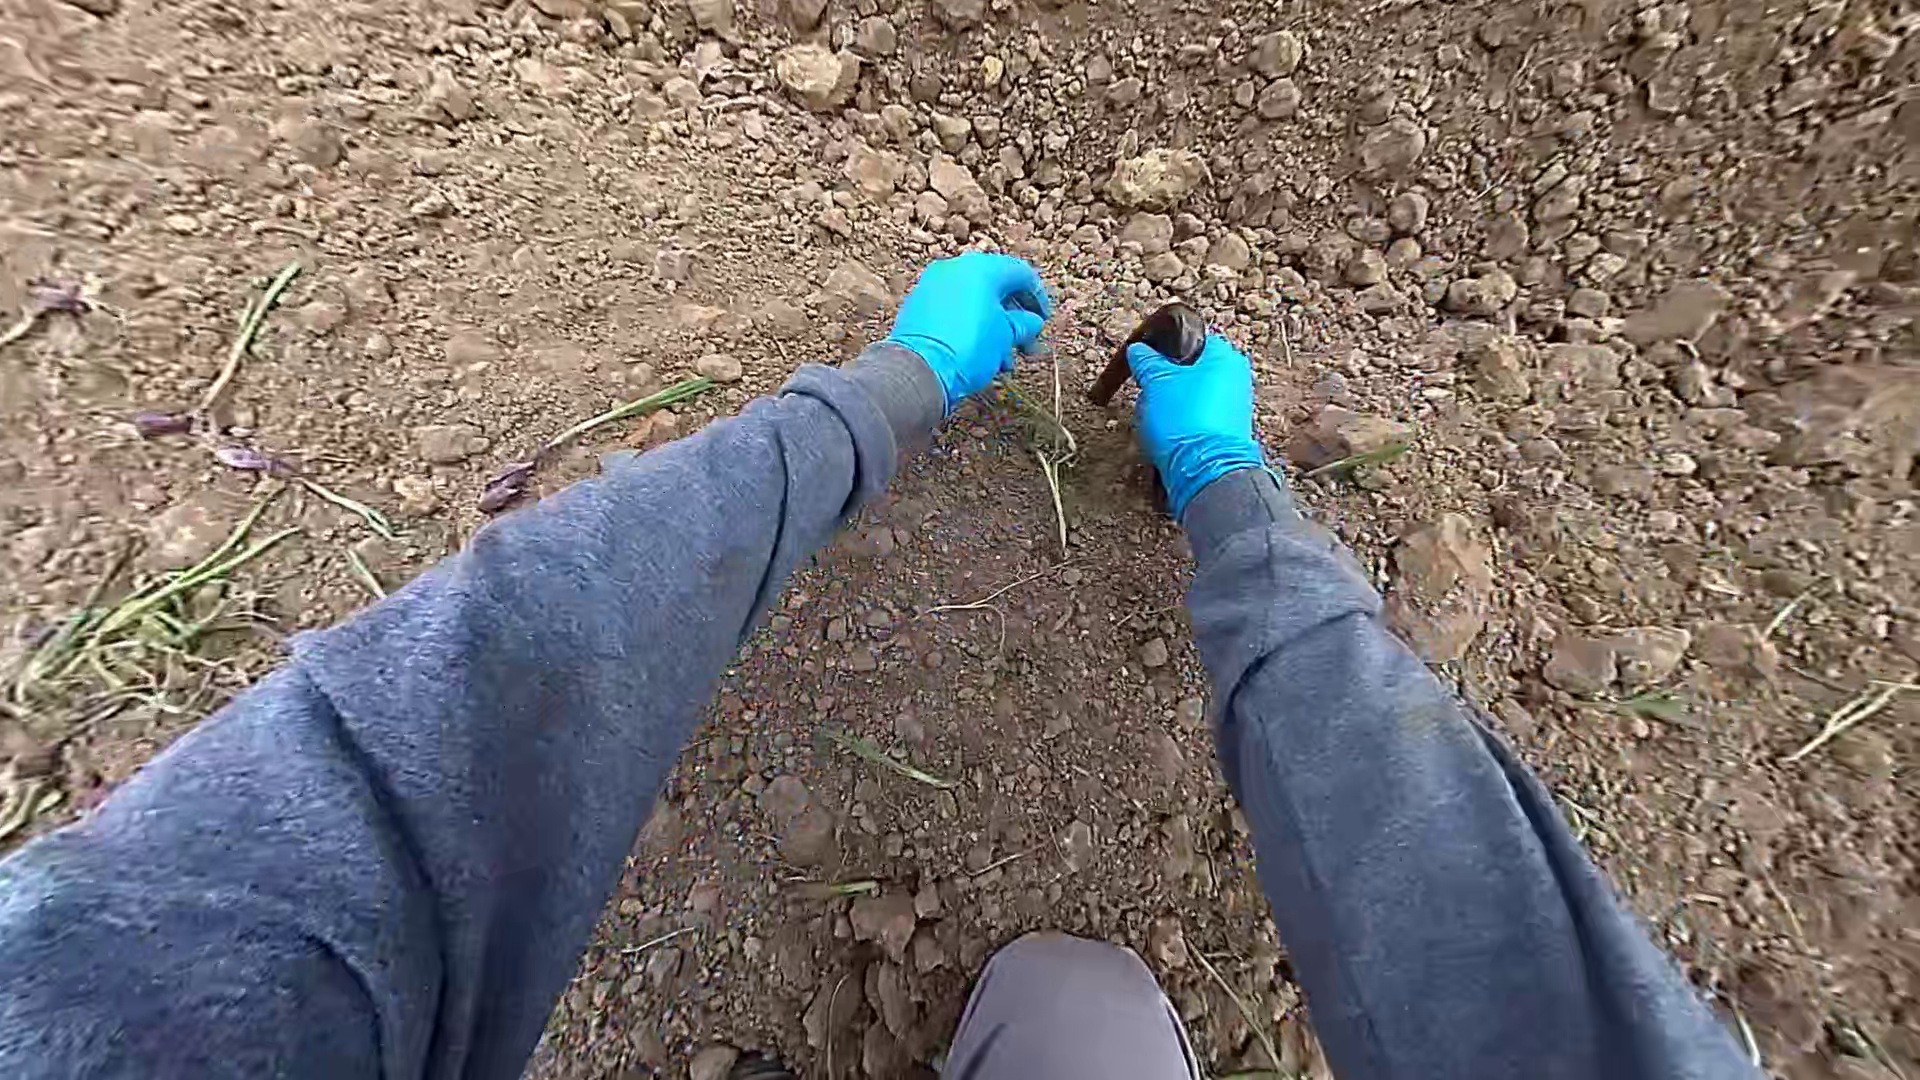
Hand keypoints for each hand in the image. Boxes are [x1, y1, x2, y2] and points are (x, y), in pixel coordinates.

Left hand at [886, 253, 1050, 413]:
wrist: (918, 370)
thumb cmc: (968, 347)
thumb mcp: (1005, 336)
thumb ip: (1023, 325)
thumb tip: (1031, 323)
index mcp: (982, 267)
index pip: (1021, 274)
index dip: (1038, 299)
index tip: (1043, 322)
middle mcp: (956, 269)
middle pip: (996, 289)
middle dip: (1015, 320)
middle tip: (1026, 347)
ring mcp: (933, 286)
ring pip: (975, 304)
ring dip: (995, 330)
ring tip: (1003, 361)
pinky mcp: (918, 307)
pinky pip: (954, 313)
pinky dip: (971, 330)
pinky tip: (980, 356)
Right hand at [1126, 333, 1268, 518]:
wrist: (1203, 470)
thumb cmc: (1184, 420)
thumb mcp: (1156, 383)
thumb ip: (1146, 362)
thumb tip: (1138, 350)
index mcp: (1224, 357)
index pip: (1192, 341)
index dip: (1165, 350)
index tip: (1146, 363)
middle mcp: (1234, 379)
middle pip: (1189, 372)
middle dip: (1164, 383)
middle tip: (1147, 393)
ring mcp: (1232, 408)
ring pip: (1188, 398)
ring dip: (1168, 407)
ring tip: (1153, 419)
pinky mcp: (1224, 433)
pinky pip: (1194, 421)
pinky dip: (1178, 426)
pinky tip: (1165, 437)